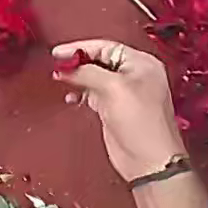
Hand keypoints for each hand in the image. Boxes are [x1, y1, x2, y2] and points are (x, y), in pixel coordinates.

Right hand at [51, 41, 187, 182]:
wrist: (149, 161)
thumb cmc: (143, 124)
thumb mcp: (114, 89)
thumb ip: (89, 73)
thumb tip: (67, 67)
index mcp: (141, 63)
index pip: (106, 47)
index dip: (80, 48)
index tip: (59, 53)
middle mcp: (134, 75)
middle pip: (99, 60)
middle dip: (77, 63)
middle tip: (58, 65)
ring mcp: (124, 92)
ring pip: (94, 76)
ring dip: (77, 78)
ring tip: (61, 79)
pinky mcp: (115, 108)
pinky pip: (93, 93)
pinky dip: (81, 93)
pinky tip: (71, 96)